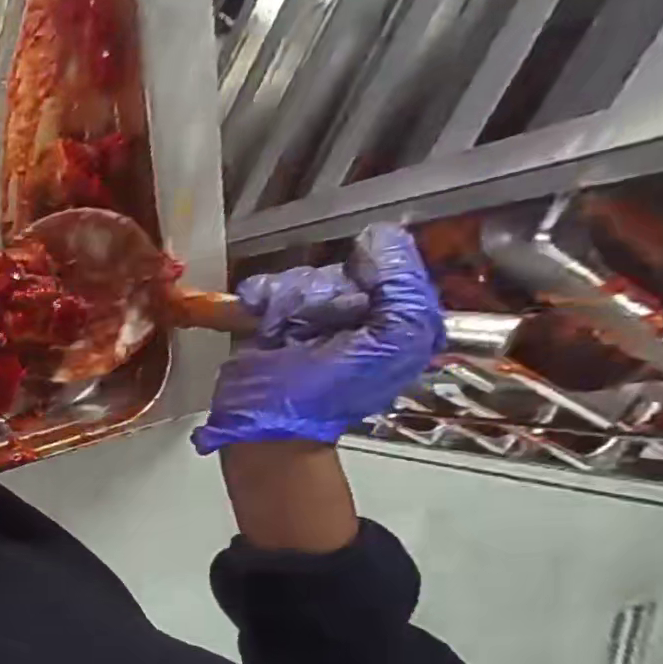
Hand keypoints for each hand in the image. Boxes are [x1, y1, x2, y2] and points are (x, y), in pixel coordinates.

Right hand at [191, 223, 444, 454]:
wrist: (262, 426)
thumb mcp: (392, 341)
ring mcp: (308, 319)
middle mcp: (354, 313)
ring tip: (277, 332)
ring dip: (287, 300)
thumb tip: (378, 237)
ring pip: (302, 278)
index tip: (352, 297)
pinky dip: (259, 297)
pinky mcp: (269, 324)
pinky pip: (267, 288)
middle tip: (309, 325)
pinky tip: (259, 318)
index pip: (389, 266)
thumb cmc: (327, 395)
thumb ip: (404, 287)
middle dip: (321, 292)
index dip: (372, 274)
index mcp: (393, 318)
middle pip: (341, 271)